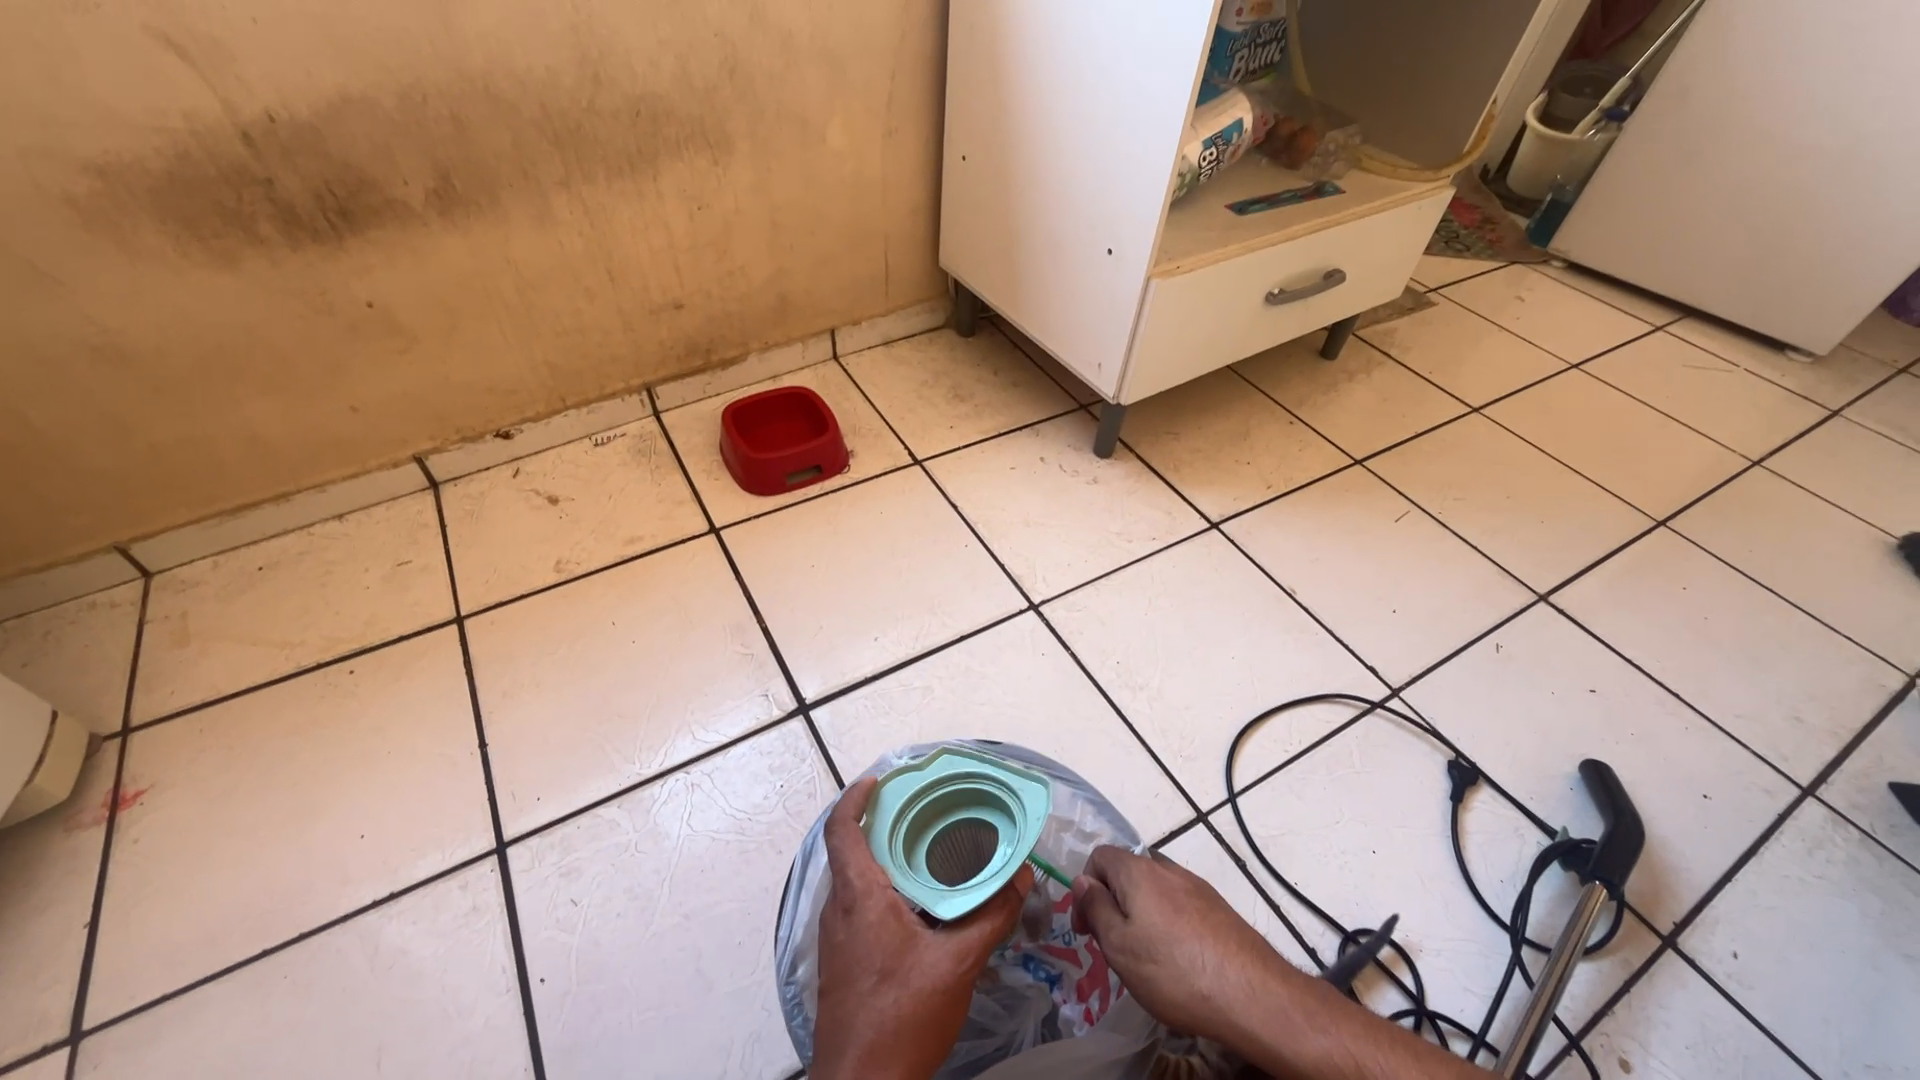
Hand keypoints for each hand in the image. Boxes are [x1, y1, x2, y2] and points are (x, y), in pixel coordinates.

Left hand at [811, 778, 1034, 1079]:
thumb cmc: (903, 1016)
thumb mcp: (957, 964)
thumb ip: (990, 916)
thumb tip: (1021, 877)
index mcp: (858, 897)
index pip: (842, 830)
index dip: (855, 798)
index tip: (880, 780)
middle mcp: (838, 909)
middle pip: (850, 850)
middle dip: (882, 825)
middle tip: (923, 811)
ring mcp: (836, 937)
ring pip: (855, 880)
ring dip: (883, 859)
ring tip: (927, 849)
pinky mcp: (842, 960)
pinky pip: (858, 906)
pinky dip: (883, 889)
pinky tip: (919, 903)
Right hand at [1070, 845, 1298, 1047]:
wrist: (1252, 994)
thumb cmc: (1173, 970)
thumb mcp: (1119, 945)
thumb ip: (1096, 908)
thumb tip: (1082, 881)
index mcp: (1138, 871)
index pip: (1099, 857)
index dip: (1085, 889)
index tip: (1086, 928)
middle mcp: (1168, 869)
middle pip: (1128, 873)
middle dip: (1113, 903)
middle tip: (1113, 946)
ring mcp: (1198, 888)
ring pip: (1155, 891)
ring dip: (1140, 915)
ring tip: (1145, 957)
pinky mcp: (1218, 909)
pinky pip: (1180, 906)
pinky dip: (1168, 924)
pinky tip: (1177, 960)